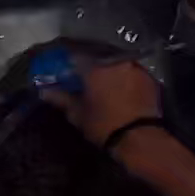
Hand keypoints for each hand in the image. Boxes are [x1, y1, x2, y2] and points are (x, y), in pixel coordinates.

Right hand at [42, 59, 160, 147]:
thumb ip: (62, 99)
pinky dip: (127, 77)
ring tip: (107, 83)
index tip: (68, 71)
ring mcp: (135, 67)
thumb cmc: (104, 126)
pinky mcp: (149, 77)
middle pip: (99, 57)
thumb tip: (45, 92)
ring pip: (118, 63)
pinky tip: (124, 88)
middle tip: (88, 78)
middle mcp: (115, 61)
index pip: (76, 56)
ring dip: (111, 70)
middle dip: (92, 66)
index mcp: (94, 68)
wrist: (140, 139)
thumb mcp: (78, 115)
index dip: (70, 63)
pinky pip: (133, 72)